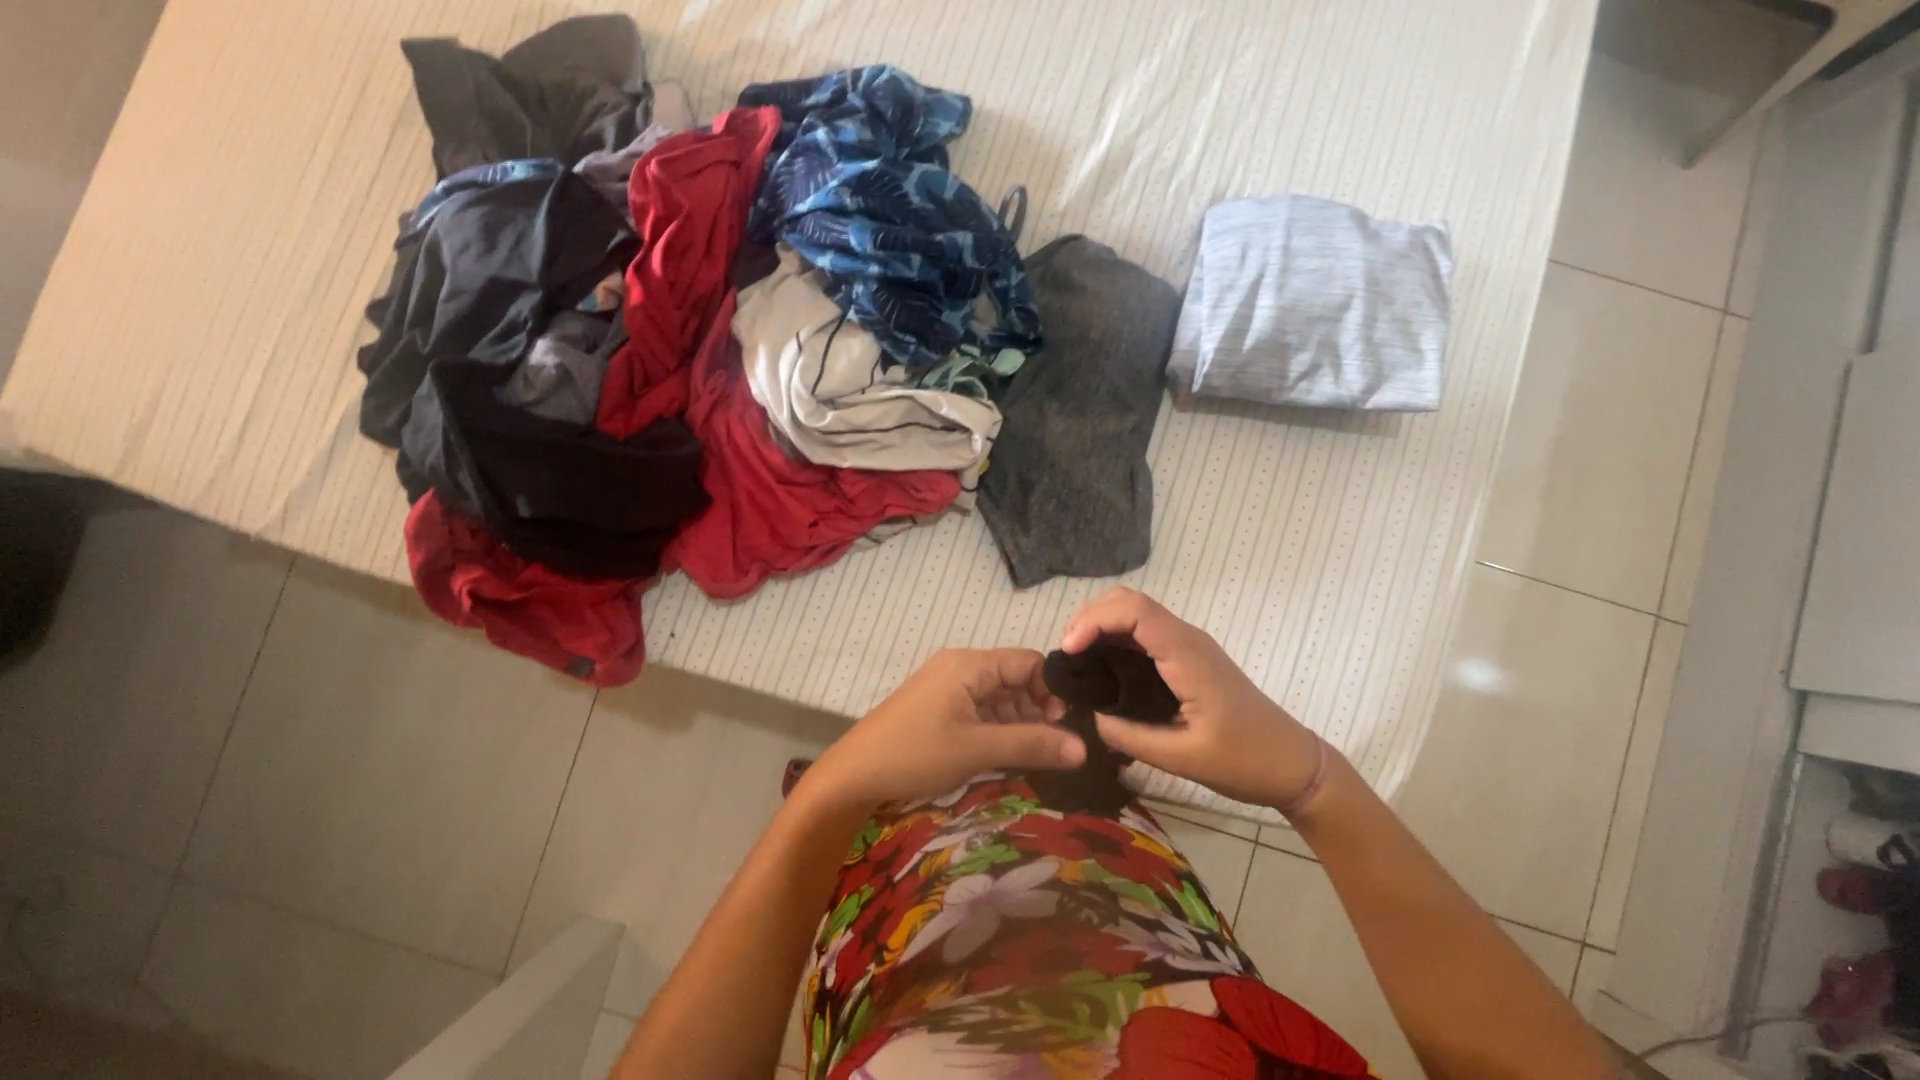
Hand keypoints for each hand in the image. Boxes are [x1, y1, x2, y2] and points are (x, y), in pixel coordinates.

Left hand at [800, 648, 1085, 810]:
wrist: (853, 775)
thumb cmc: (916, 754)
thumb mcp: (978, 750)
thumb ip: (1032, 745)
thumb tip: (1084, 748)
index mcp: (969, 664)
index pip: (1029, 661)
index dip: (1053, 690)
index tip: (1067, 726)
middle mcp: (960, 667)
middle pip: (1015, 678)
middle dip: (1039, 709)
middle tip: (1057, 746)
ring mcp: (947, 687)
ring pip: (999, 697)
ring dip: (1019, 722)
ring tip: (1037, 755)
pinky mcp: (939, 707)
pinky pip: (980, 709)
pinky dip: (998, 728)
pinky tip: (1008, 754)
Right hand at [1061, 587, 1323, 809]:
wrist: (1292, 764)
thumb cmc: (1244, 761)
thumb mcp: (1182, 758)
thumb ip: (1130, 737)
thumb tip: (1091, 719)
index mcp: (1187, 655)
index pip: (1134, 610)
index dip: (1094, 620)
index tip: (1068, 650)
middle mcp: (1187, 639)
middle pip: (1129, 601)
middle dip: (1090, 617)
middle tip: (1066, 656)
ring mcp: (1189, 646)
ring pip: (1136, 613)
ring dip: (1101, 625)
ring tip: (1076, 661)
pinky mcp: (1188, 658)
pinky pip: (1145, 633)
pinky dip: (1115, 638)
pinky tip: (1101, 668)